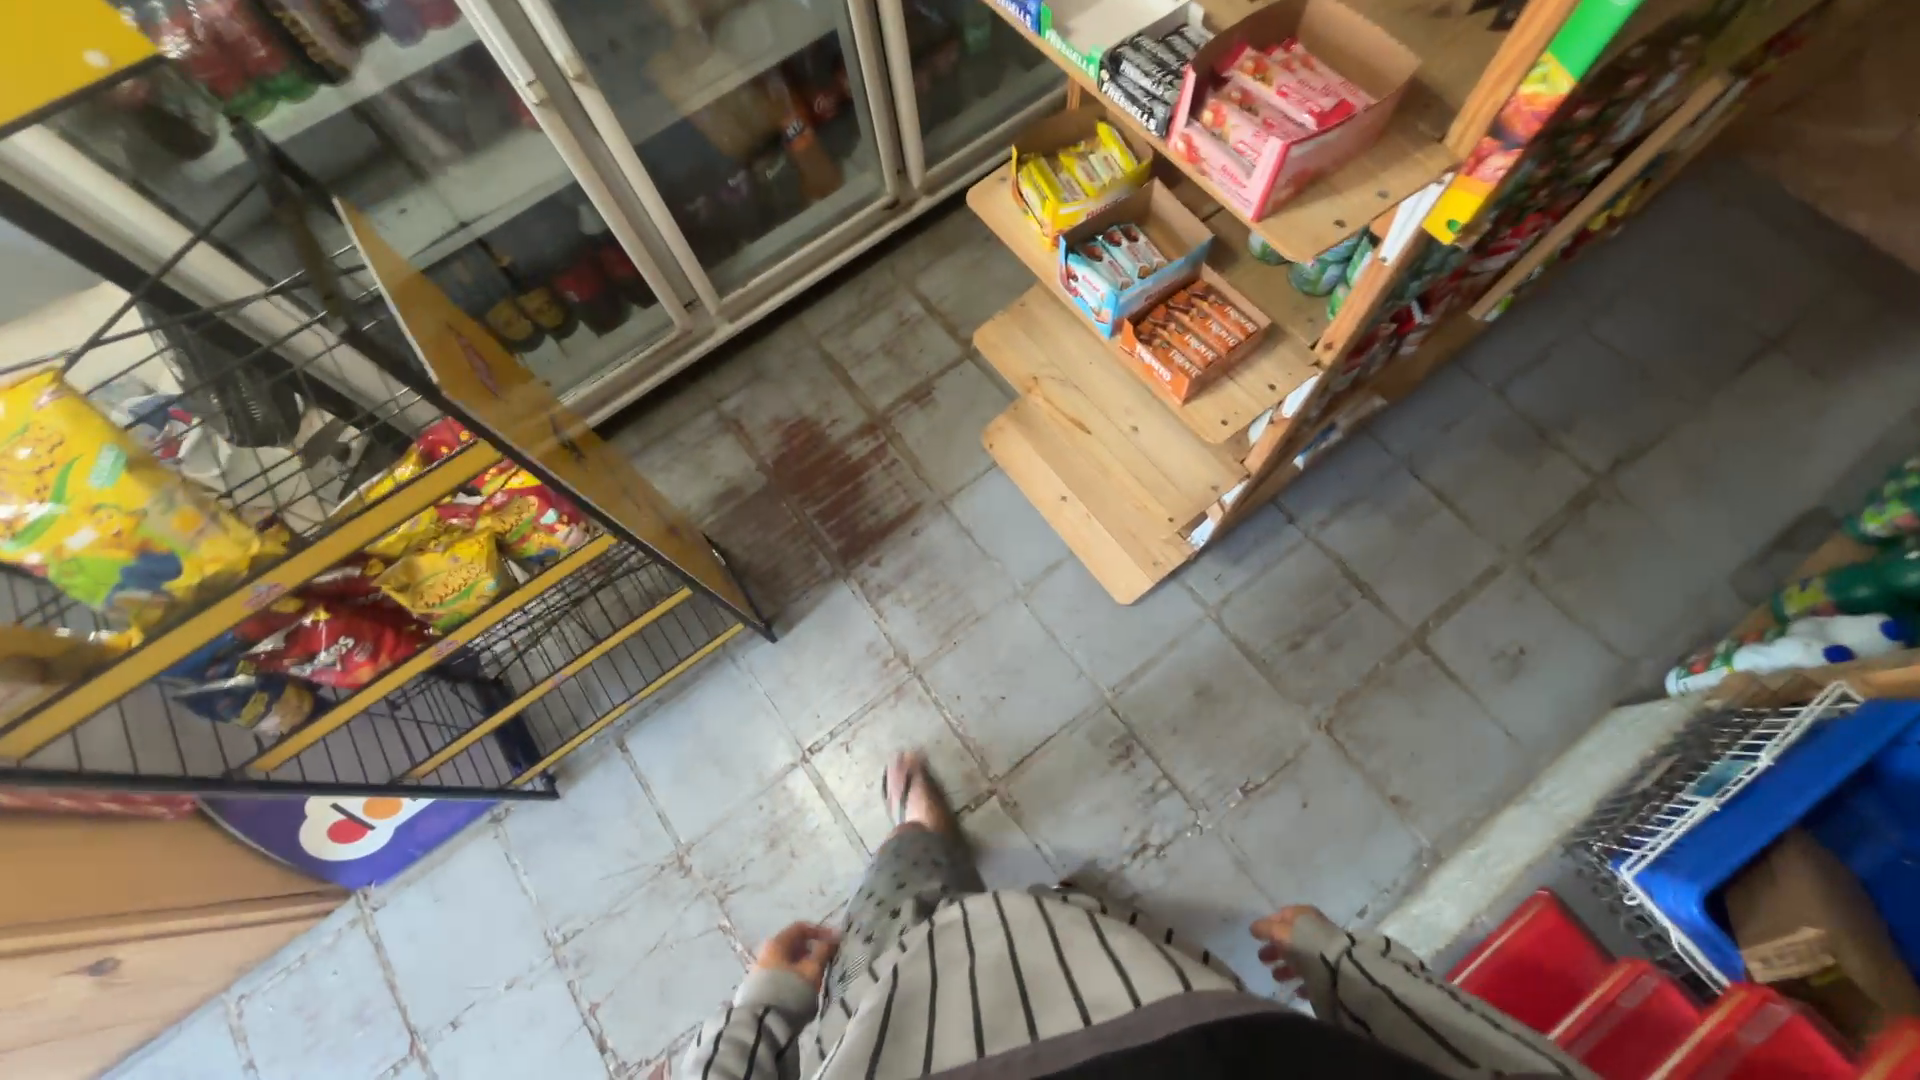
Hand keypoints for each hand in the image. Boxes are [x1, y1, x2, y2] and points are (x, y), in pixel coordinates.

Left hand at [754, 922, 839, 990]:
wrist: (762, 1026)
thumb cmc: (790, 992)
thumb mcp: (812, 970)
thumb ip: (824, 951)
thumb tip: (835, 936)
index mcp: (777, 943)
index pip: (801, 927)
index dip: (820, 931)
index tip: (835, 942)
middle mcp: (765, 952)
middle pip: (793, 944)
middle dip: (812, 950)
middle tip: (826, 961)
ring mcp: (760, 970)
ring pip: (787, 960)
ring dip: (803, 964)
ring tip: (815, 977)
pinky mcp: (758, 987)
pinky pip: (780, 973)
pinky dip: (794, 975)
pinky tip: (801, 989)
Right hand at [1250, 905, 1324, 983]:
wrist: (1340, 970)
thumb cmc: (1306, 944)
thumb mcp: (1280, 933)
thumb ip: (1264, 929)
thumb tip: (1253, 928)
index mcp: (1302, 915)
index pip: (1281, 916)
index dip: (1268, 925)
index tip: (1257, 937)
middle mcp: (1314, 930)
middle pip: (1290, 939)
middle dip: (1274, 949)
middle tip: (1262, 959)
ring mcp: (1323, 952)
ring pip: (1300, 958)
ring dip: (1286, 967)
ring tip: (1276, 977)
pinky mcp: (1330, 972)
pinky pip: (1312, 976)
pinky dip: (1301, 981)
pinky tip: (1294, 989)